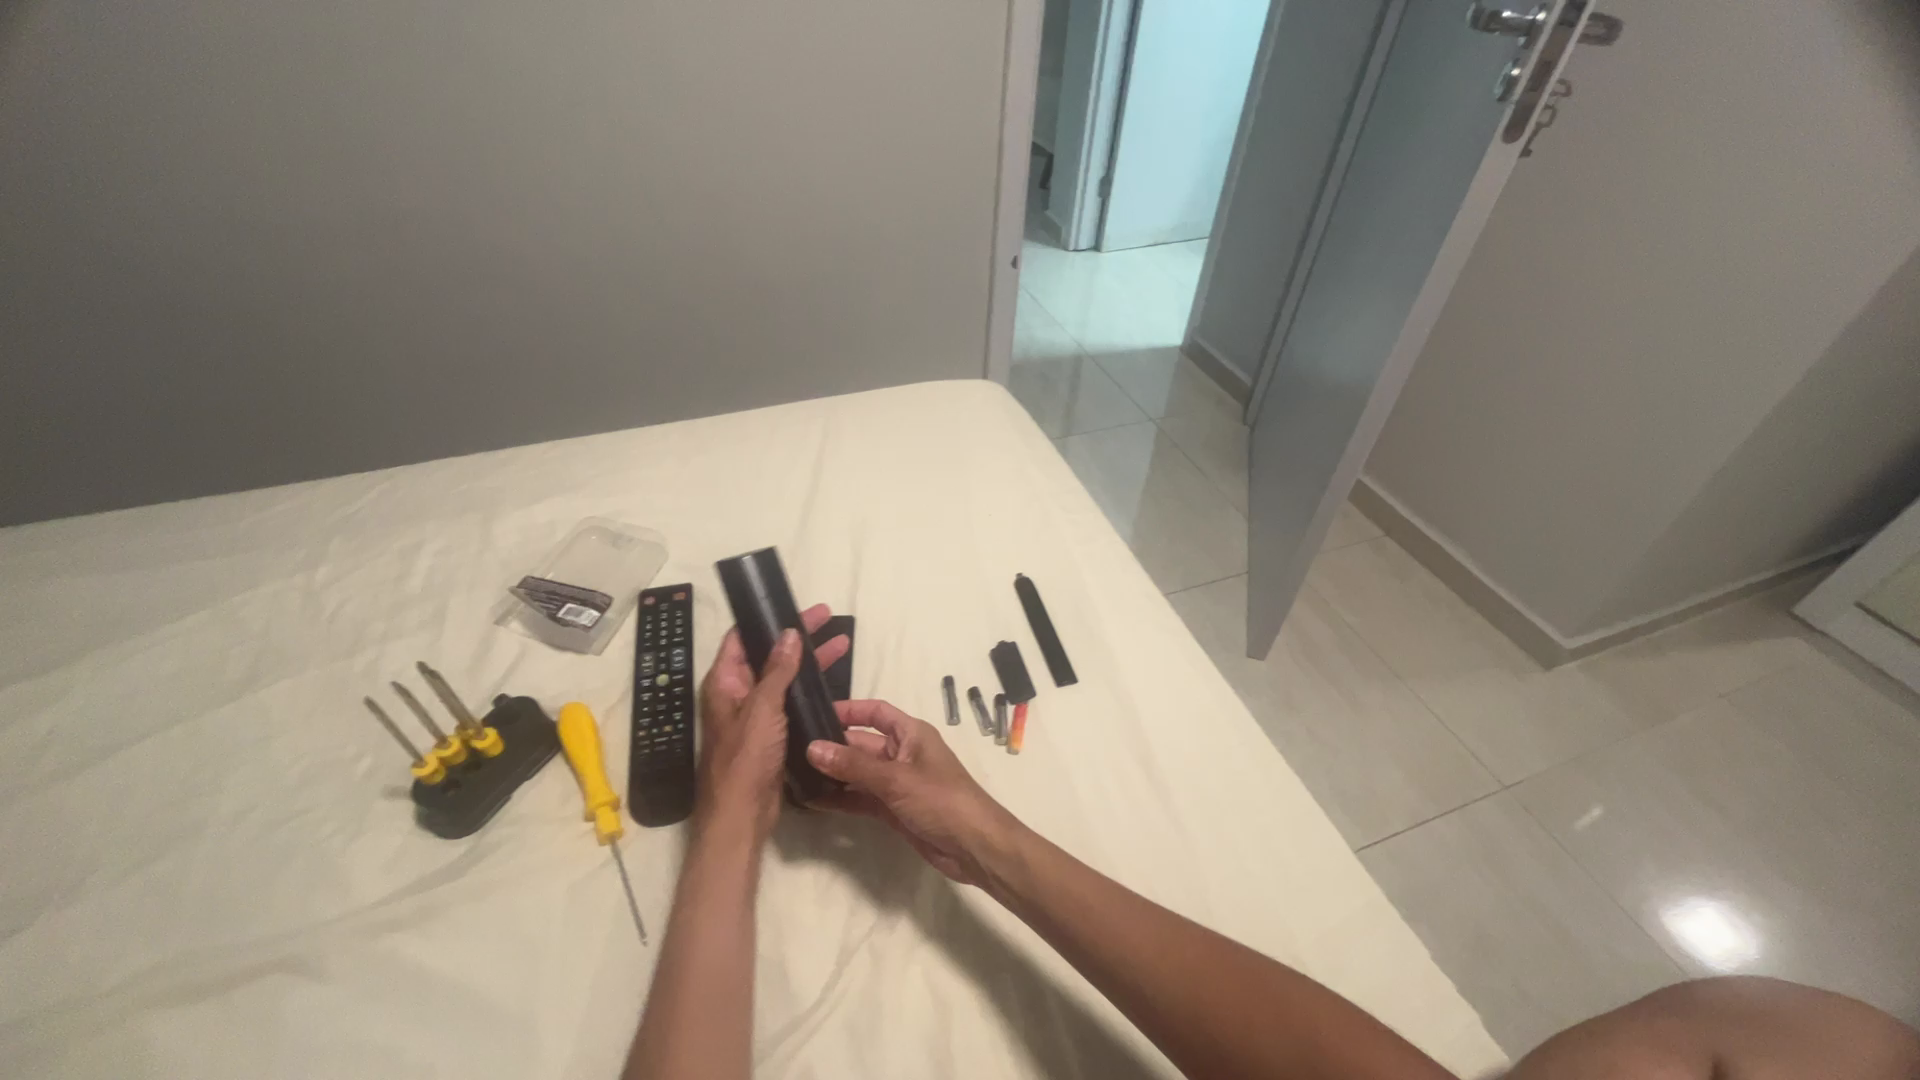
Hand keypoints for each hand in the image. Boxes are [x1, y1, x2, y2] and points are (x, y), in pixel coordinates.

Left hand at [696, 604, 849, 840]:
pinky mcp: (773, 733)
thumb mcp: (762, 709)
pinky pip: (792, 702)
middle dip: (797, 636)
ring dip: (810, 662)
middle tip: (827, 618)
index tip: (791, 604)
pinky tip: (833, 684)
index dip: (764, 619)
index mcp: (725, 682)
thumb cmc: (744, 759)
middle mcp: (738, 694)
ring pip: (785, 678)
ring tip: (842, 644)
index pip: (740, 638)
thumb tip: (789, 634)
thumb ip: (777, 671)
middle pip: (768, 654)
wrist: (742, 814)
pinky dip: (811, 689)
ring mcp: (756, 714)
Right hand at [804, 701, 1020, 886]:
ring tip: (794, 775)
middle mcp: (902, 754)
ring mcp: (897, 783)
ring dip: (832, 775)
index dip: (848, 710)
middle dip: (831, 746)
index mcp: (911, 734)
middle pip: (861, 744)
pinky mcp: (892, 809)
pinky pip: (861, 798)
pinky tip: (812, 800)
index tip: (814, 712)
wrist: (974, 847)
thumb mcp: (896, 779)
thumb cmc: (941, 800)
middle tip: (791, 750)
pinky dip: (841, 798)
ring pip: (858, 773)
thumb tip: (812, 748)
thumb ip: (853, 765)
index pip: (875, 712)